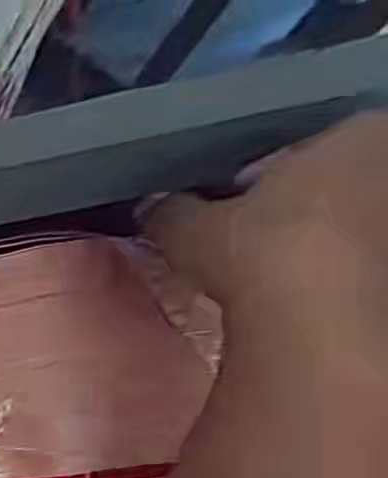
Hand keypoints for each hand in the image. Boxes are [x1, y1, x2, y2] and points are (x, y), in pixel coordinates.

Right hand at [145, 110, 387, 321]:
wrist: (312, 307)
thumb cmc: (258, 249)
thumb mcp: (183, 228)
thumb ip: (166, 210)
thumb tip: (153, 205)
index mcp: (354, 130)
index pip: (288, 148)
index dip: (246, 178)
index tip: (219, 208)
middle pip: (321, 177)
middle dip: (282, 201)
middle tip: (239, 235)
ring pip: (336, 212)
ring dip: (301, 232)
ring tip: (262, 263)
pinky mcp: (387, 250)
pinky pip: (349, 246)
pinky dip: (320, 259)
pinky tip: (290, 281)